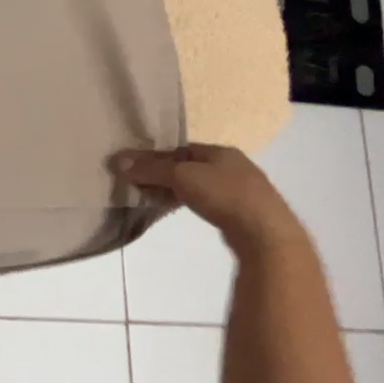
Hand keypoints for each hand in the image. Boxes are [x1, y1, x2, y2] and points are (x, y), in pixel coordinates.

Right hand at [111, 144, 305, 256]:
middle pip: (188, 165)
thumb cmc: (224, 195)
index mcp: (222, 151)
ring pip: (198, 184)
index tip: (135, 168)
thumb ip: (149, 168)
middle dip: (163, 174)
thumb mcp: (180, 176)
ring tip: (154, 199)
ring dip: (175, 189)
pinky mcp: (246, 211)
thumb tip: (117, 161)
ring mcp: (244, 189)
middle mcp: (235, 165)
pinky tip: (179, 210)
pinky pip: (209, 200)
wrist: (267, 234)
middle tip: (140, 184)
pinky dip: (191, 202)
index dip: (155, 156)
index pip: (179, 148)